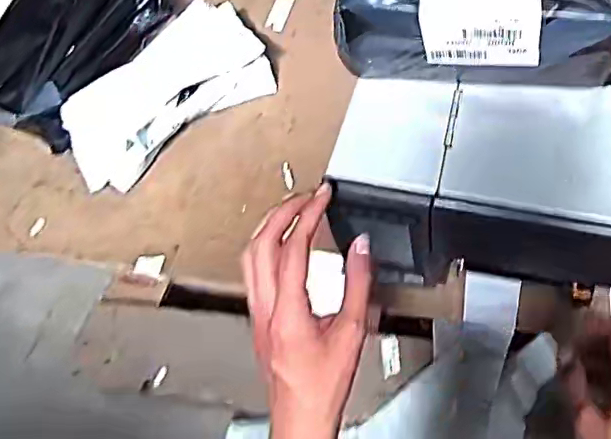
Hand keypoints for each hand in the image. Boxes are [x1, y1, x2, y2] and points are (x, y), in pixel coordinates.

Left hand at [243, 185, 373, 438]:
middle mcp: (265, 312)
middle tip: (307, 195)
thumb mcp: (353, 331)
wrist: (302, 422)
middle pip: (259, 246)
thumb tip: (361, 245)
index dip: (308, 214)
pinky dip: (267, 246)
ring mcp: (257, 317)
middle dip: (282, 211)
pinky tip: (284, 243)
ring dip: (270, 226)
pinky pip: (253, 272)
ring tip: (293, 209)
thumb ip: (358, 283)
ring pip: (249, 259)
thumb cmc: (323, 387)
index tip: (323, 195)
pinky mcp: (258, 321)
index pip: (292, 248)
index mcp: (287, 313)